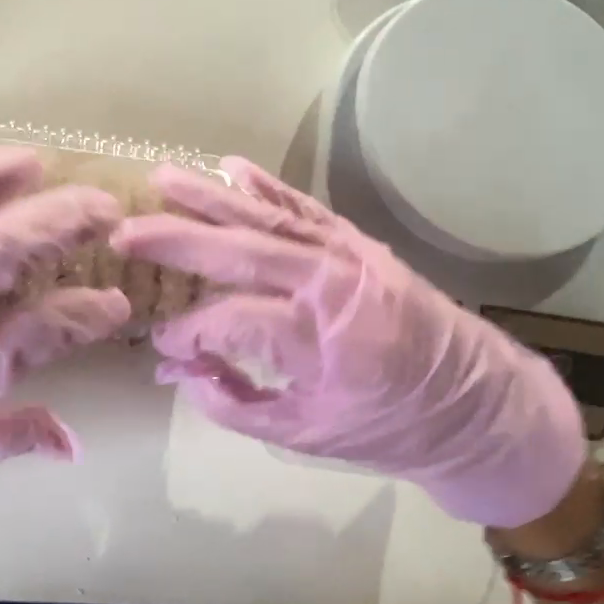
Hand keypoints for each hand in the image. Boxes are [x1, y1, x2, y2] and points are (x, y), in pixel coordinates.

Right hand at [110, 156, 586, 527]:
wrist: (480, 409)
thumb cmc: (389, 429)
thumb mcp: (303, 434)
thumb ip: (231, 402)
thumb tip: (175, 371)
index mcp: (324, 338)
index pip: (229, 320)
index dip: (185, 334)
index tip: (160, 349)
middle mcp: (336, 283)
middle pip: (244, 250)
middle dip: (178, 240)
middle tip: (123, 232)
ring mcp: (352, 256)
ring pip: (269, 218)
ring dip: (211, 198)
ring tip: (161, 177)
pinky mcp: (360, 245)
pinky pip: (306, 210)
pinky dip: (268, 188)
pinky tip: (232, 168)